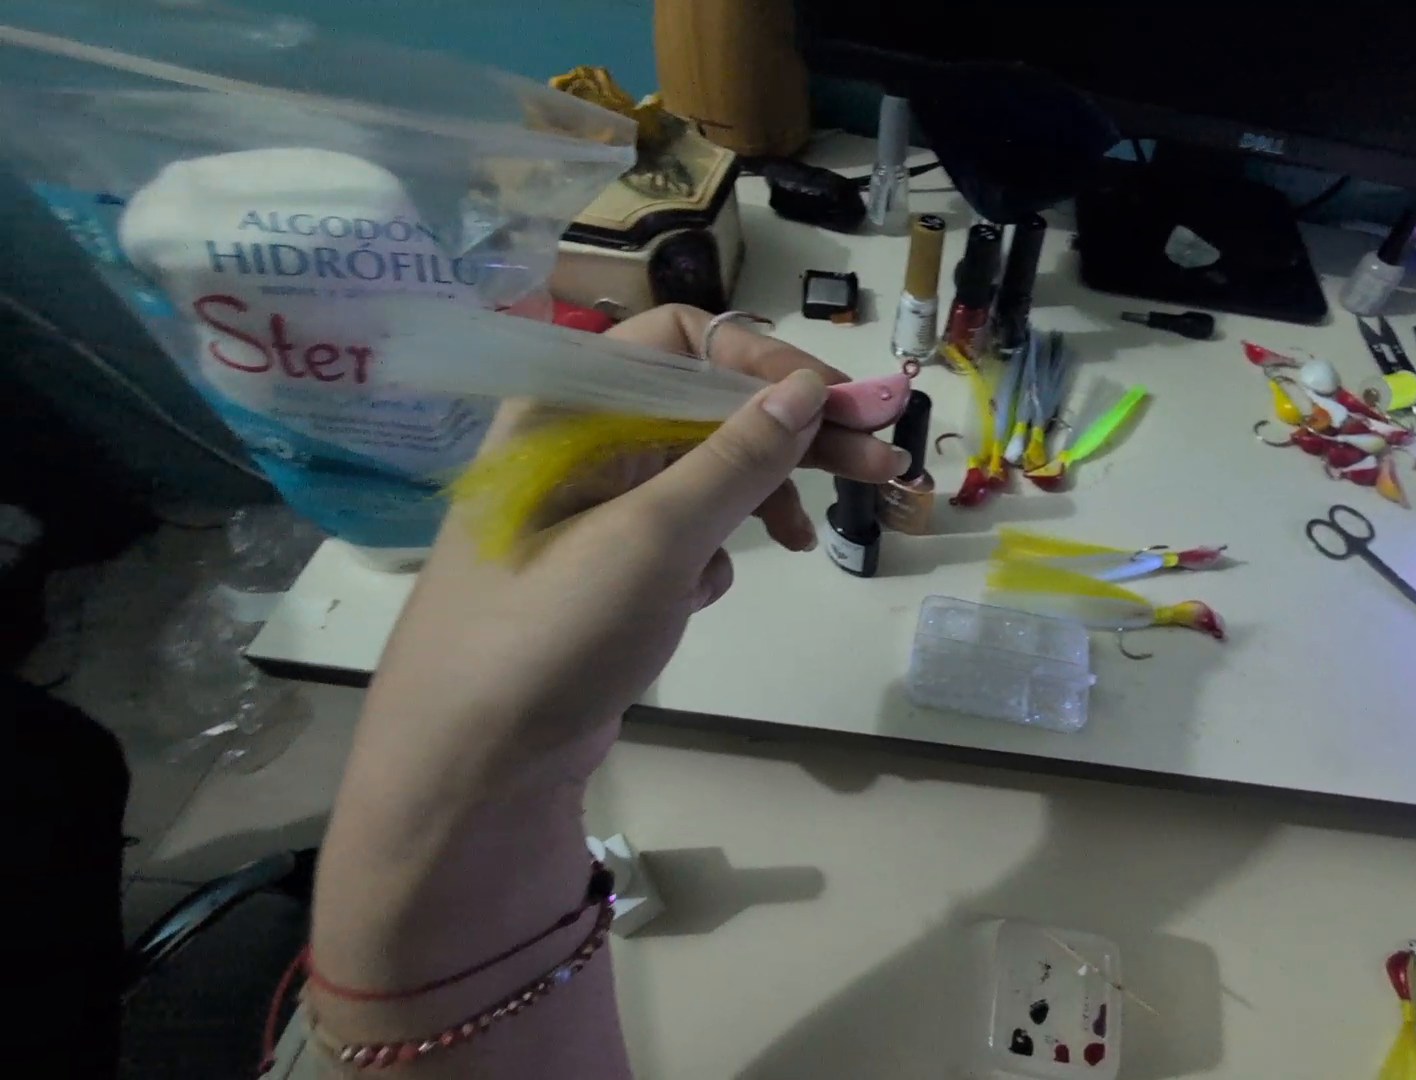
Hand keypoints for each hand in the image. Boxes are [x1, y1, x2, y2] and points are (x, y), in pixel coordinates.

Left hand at [355, 305, 903, 800]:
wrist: (476, 768)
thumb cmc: (554, 632)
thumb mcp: (657, 535)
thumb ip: (738, 455)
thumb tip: (810, 388)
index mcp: (571, 405)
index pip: (685, 342)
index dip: (768, 363)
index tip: (841, 404)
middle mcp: (585, 442)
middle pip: (708, 407)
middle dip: (795, 432)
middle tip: (880, 459)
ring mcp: (600, 505)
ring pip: (706, 470)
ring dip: (764, 493)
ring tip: (805, 539)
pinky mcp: (617, 560)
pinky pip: (689, 526)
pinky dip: (718, 546)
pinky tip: (712, 587)